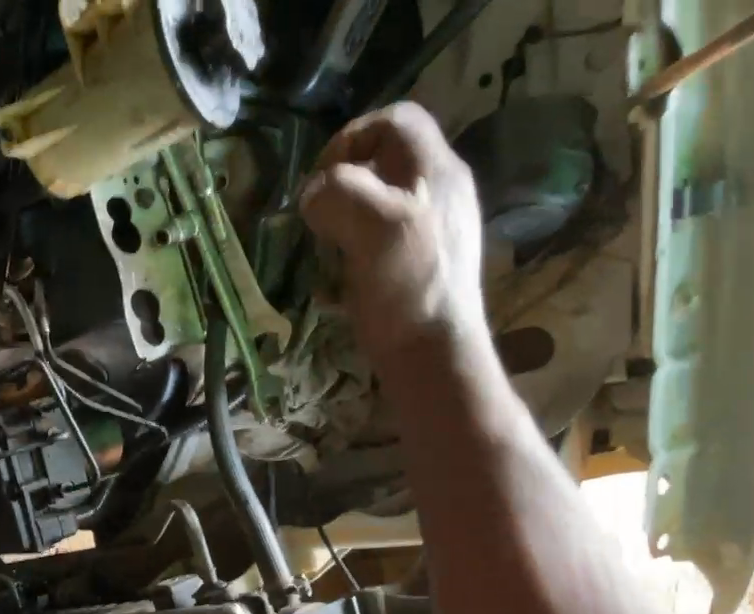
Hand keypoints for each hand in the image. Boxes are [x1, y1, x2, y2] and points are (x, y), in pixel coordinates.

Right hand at [300, 102, 490, 367]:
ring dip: (342, 215)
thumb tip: (313, 192)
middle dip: (341, 181)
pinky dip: (352, 244)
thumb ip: (341, 193)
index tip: (320, 179)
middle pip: (383, 158)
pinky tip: (342, 274)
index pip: (394, 120)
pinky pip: (378, 233)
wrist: (433, 353)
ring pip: (378, 198)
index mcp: (436, 171)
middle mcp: (439, 189)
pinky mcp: (419, 259)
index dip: (349, 137)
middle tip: (319, 217)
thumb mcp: (374, 226)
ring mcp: (431, 225)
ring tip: (327, 247)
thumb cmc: (407, 287)